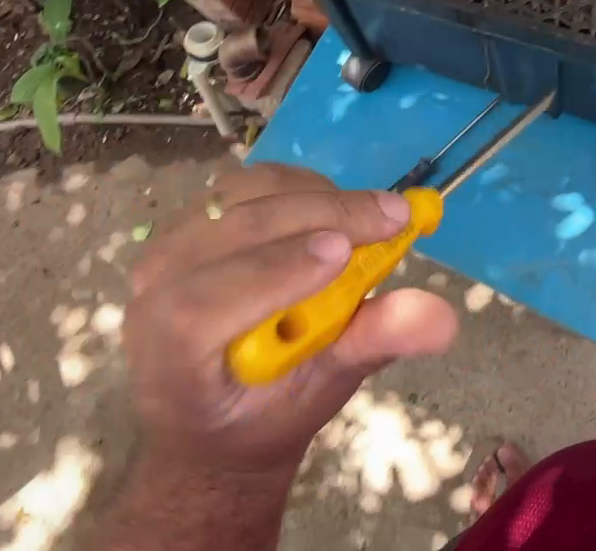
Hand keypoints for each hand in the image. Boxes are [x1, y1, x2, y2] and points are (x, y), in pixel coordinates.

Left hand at [122, 163, 459, 475]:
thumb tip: (442, 316)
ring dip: (318, 197)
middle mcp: (152, 294)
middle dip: (323, 215)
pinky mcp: (193, 218)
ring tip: (372, 219)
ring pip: (247, 195)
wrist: (216, 402)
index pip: (201, 308)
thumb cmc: (265, 410)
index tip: (345, 253)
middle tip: (397, 215)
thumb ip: (371, 346)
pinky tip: (336, 212)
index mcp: (168, 360)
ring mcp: (167, 248)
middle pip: (234, 232)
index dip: (271, 273)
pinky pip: (249, 183)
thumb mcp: (321, 394)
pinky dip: (303, 187)